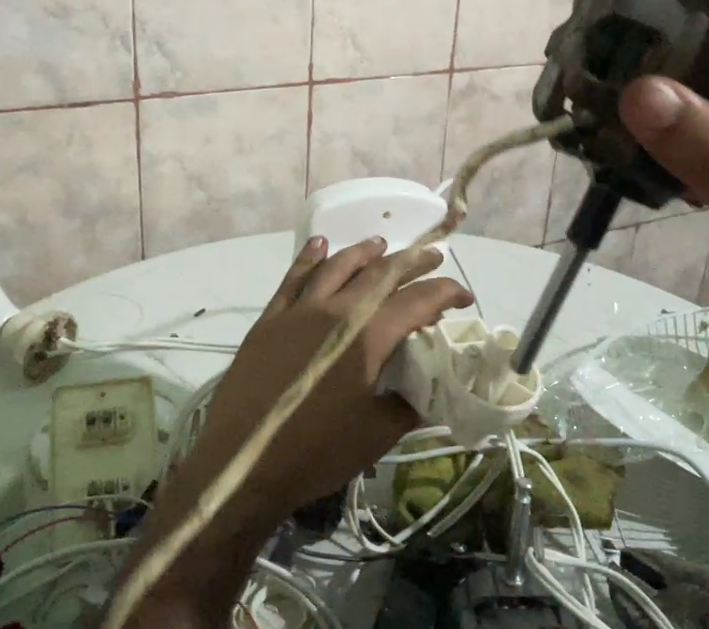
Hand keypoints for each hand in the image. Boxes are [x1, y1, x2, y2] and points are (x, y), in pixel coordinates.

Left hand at [186, 236, 474, 514]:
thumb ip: (408, 404)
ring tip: (382, 245)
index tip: (464, 297)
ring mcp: (299, 311)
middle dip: (412, 262)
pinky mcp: (270, 320)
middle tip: (433, 258)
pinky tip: (320, 246)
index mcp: (367, 337)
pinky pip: (293, 277)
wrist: (244, 463)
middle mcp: (335, 311)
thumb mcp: (377, 434)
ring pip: (337, 266)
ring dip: (364, 252)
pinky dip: (310, 257)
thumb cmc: (317, 452)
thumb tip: (428, 389)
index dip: (445, 293)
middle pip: (380, 274)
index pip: (416, 301)